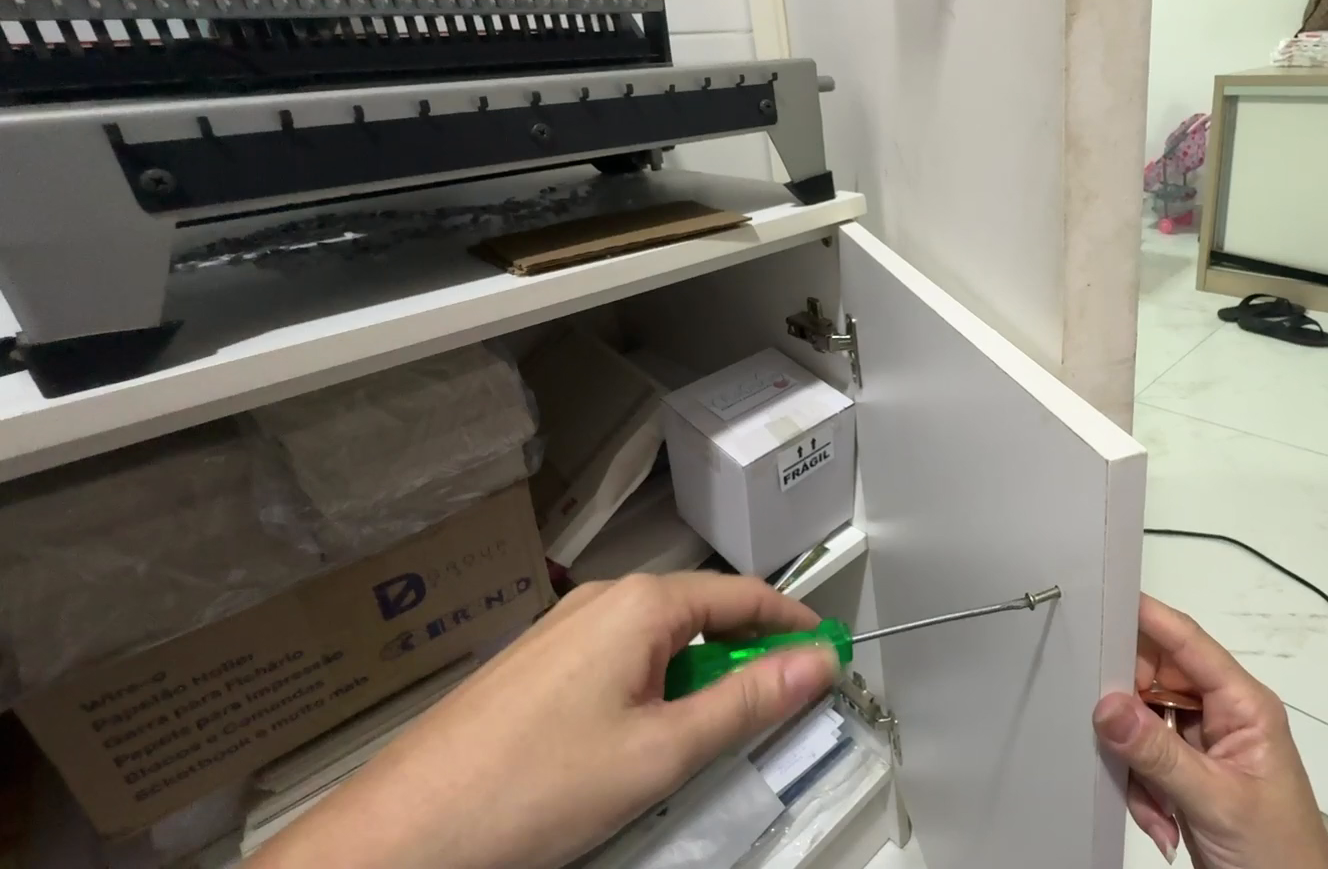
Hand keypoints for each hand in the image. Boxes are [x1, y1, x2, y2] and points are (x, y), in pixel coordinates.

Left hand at [253, 572, 841, 868]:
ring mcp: (562, 626)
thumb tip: (822, 662)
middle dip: (743, 653)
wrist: (390, 841)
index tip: (829, 652)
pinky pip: (618, 656)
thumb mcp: (664, 751)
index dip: (792, 622)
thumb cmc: (540, 788)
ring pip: (658, 637)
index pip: (744, 594)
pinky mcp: (534, 661)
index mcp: (642, 602)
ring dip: (696, 674)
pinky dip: (653, 684)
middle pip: (700, 611)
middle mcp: (604, 597)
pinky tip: (637, 737)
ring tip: (702, 731)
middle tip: (772, 704)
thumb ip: (749, 702)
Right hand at [1092, 595, 1327, 868]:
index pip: (1188, 643)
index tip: (1103, 595)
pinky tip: (1161, 825)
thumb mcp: (1216, 800)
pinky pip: (1142, 758)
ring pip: (1140, 722)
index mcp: (1242, 703)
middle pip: (1154, 681)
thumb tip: (1104, 703)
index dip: (1148, 616)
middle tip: (1106, 735)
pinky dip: (1141, 790)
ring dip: (1137, 767)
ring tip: (1155, 811)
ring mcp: (1200, 742)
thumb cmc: (1274, 851)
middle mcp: (1219, 711)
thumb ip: (1158, 753)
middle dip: (1130, 715)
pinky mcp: (1183, 771)